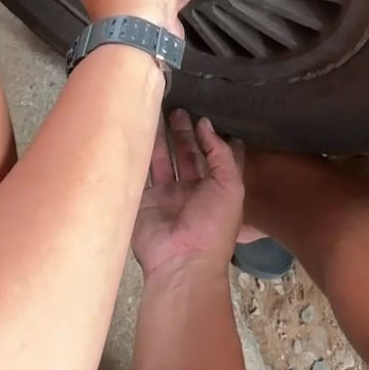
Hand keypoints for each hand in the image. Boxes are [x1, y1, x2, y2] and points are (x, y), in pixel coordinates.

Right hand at [133, 110, 244, 278]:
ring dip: (162, 137)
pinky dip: (139, 153)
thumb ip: (220, 153)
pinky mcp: (145, 199)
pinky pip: (142, 171)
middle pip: (187, 154)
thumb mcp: (230, 186)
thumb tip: (206, 124)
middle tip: (179, 108)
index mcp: (216, 189)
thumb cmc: (213, 225)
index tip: (207, 116)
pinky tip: (138, 132)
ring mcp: (167, 195)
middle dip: (184, 132)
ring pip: (163, 159)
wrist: (181, 261)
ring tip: (158, 111)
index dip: (213, 138)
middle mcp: (191, 190)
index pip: (216, 157)